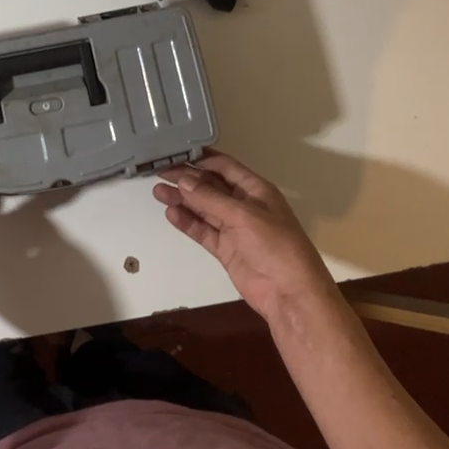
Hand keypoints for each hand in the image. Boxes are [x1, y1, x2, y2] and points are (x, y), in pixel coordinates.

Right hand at [154, 150, 334, 317]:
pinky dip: (187, 222)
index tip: (176, 154)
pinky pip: (203, 230)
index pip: (225, 167)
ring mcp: (235, 228)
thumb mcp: (244, 216)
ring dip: (183, 200)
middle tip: (161, 173)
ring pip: (204, 208)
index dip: (202, 159)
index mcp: (256, 190)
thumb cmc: (276, 246)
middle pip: (211, 187)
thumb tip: (184, 180)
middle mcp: (244, 206)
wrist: (290, 294)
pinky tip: (171, 214)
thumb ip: (211, 198)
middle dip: (187, 179)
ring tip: (158, 192)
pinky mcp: (226, 249)